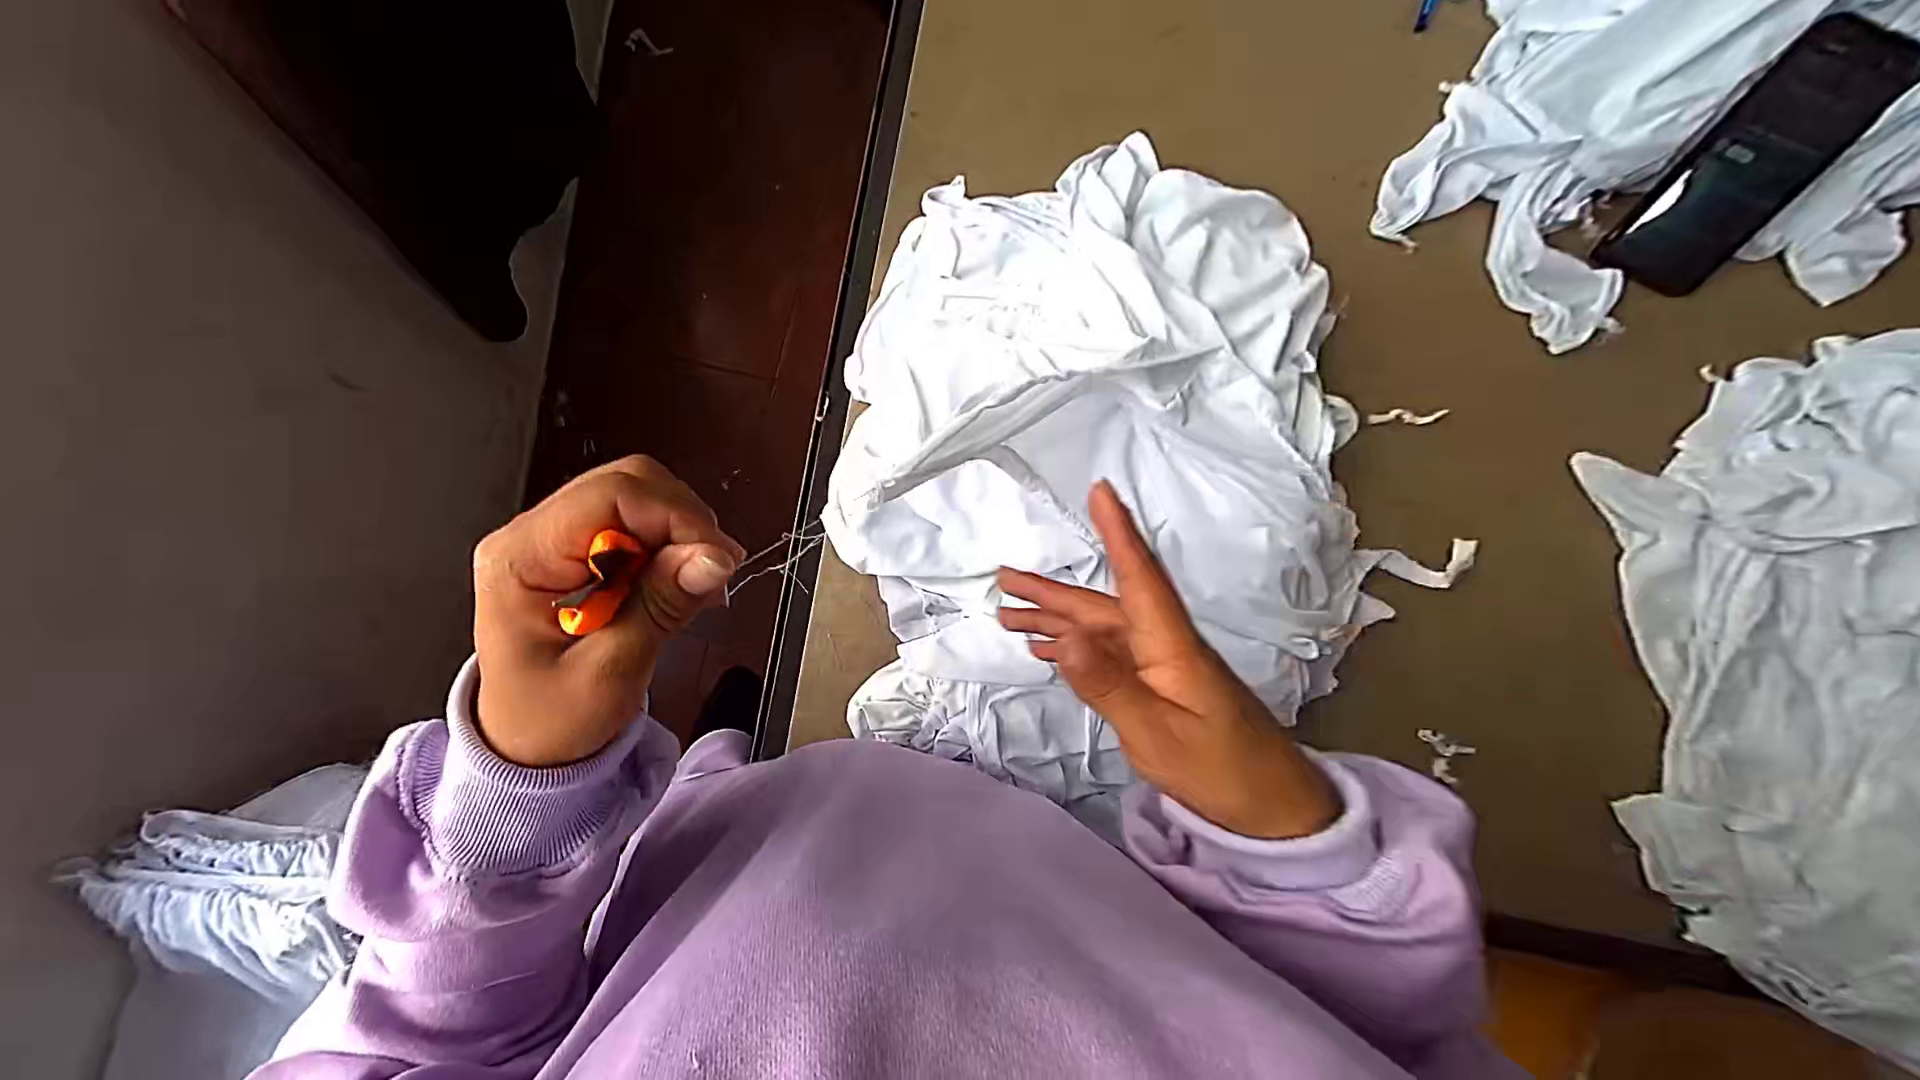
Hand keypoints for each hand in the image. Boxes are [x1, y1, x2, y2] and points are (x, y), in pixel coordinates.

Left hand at [471, 456, 745, 766]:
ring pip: (644, 497)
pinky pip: (644, 523)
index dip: (676, 517)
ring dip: (684, 533)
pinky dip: (678, 545)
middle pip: (629, 484)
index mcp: (522, 558)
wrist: (528, 743)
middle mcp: (535, 534)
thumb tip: (714, 557)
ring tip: (698, 585)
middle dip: (684, 522)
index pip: (612, 496)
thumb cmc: (551, 719)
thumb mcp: (610, 671)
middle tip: (714, 572)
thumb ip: (660, 607)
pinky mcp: (585, 550)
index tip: (719, 559)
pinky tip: (684, 582)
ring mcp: (560, 538)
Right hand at [997, 481, 1339, 838]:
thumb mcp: (1155, 732)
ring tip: (1009, 615)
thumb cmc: (1219, 768)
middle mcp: (1161, 643)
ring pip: (1098, 630)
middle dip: (1051, 591)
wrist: (1271, 806)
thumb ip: (1106, 683)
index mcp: (1169, 643)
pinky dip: (1074, 649)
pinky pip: (1106, 656)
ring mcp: (1158, 665)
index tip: (1100, 491)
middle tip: (1005, 578)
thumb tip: (1061, 635)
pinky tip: (1048, 650)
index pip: (1138, 575)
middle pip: (1101, 605)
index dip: (1117, 531)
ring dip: (1054, 620)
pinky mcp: (1156, 684)